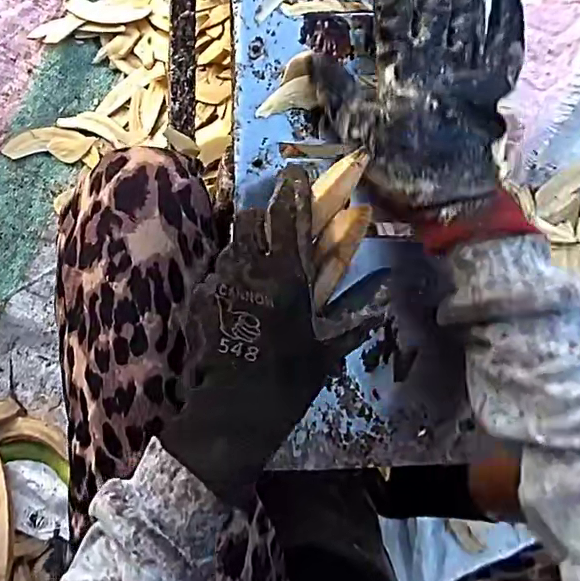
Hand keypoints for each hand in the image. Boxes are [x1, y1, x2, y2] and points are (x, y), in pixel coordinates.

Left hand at [159, 164, 394, 504]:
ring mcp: (220, 279)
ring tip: (252, 271)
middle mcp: (250, 268)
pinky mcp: (200, 295)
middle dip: (261, 216)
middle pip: (250, 220)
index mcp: (287, 276)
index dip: (292, 191)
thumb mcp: (325, 353)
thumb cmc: (287, 379)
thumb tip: (379, 315)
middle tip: (270, 226)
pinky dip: (226, 279)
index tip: (295, 173)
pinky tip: (232, 301)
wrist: (233, 406)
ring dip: (243, 250)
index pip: (289, 219)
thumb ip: (352, 327)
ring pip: (230, 245)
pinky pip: (215, 274)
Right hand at [310, 0, 523, 220]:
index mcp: (400, 71)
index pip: (390, 15)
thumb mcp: (354, 129)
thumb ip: (334, 92)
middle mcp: (438, 63)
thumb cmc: (396, 162)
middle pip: (439, 6)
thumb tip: (308, 57)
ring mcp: (469, 73)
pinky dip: (508, 20)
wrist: (448, 195)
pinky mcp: (493, 86)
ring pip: (472, 17)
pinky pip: (504, 47)